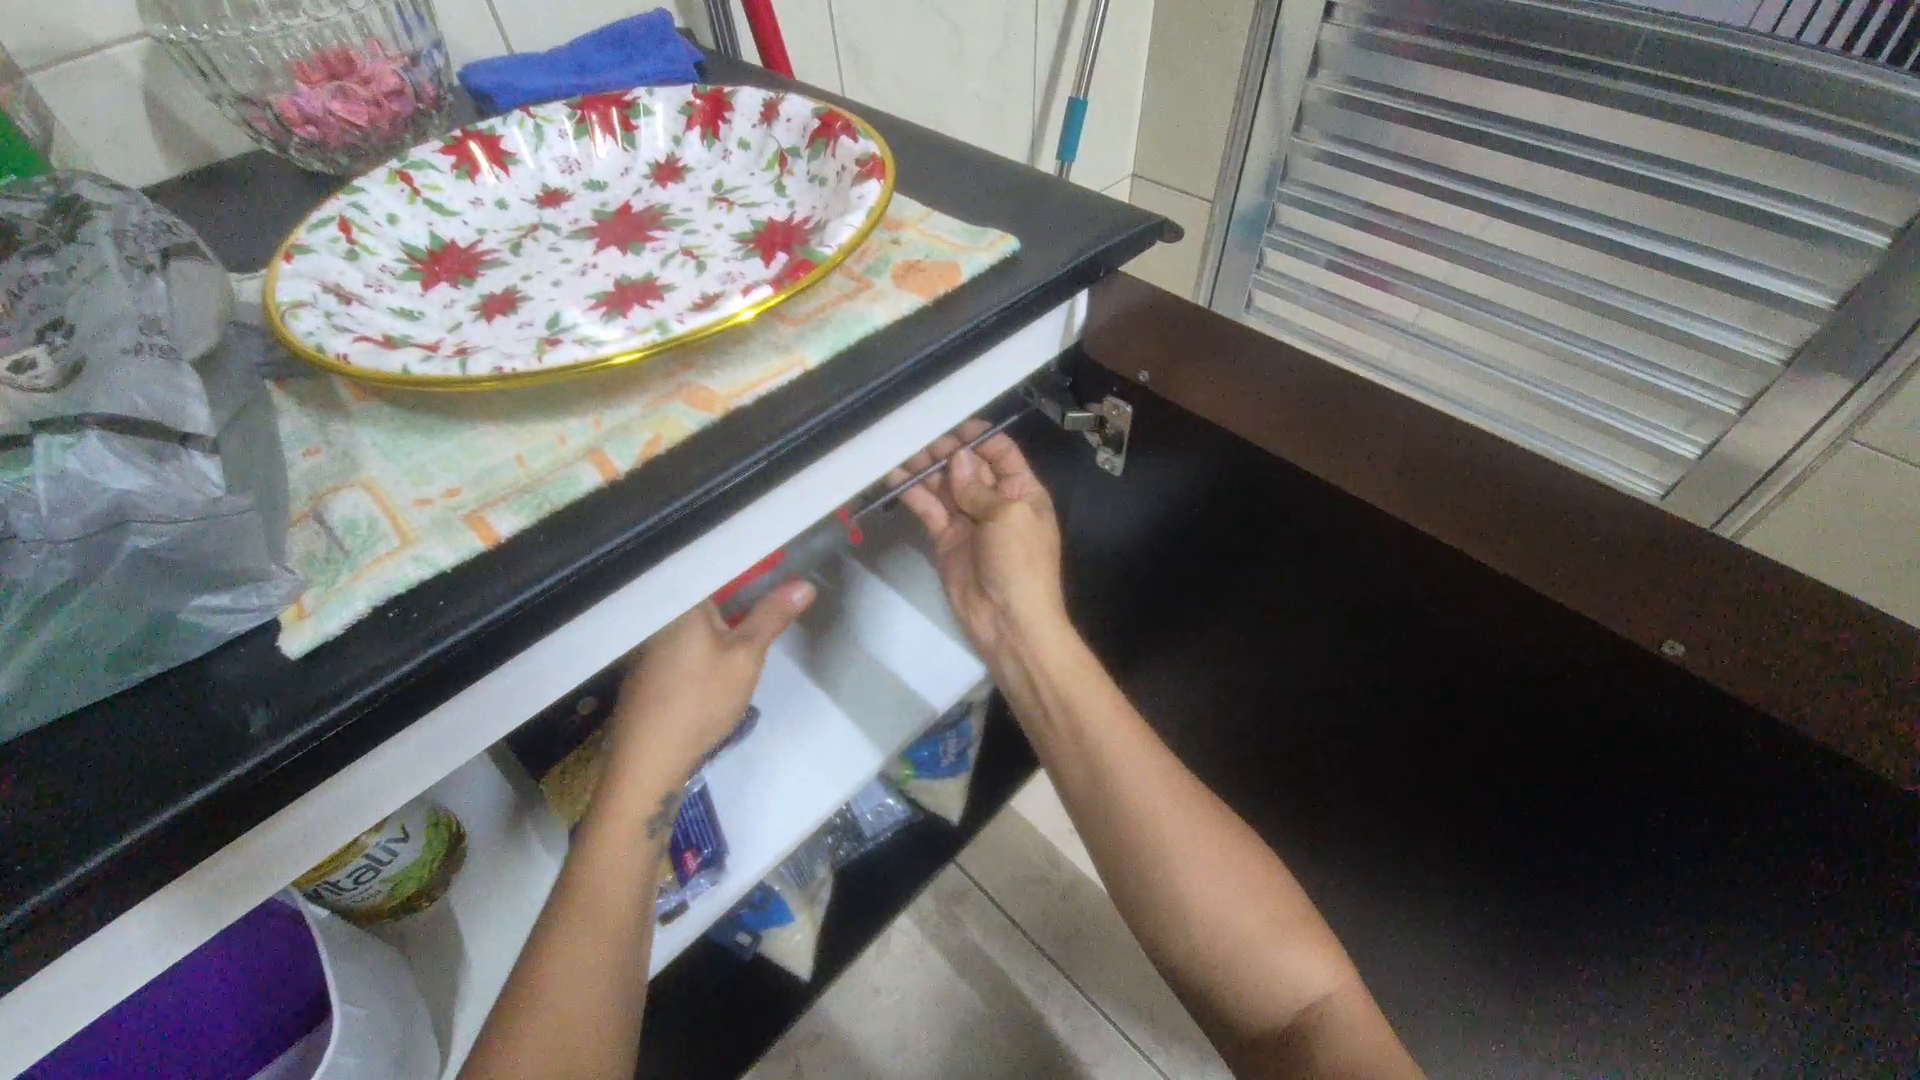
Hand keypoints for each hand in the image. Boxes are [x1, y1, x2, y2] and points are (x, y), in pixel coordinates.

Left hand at [608, 581, 815, 779]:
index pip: (721, 564)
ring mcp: (650, 639)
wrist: (648, 759)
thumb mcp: (747, 656)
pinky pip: (686, 634)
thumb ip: (772, 616)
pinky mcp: (651, 663)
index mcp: (681, 600)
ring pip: (698, 614)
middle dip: (744, 590)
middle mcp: (660, 611)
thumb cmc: (699, 700)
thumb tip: (803, 584)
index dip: (755, 563)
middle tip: (779, 594)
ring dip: (727, 614)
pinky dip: (709, 635)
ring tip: (760, 616)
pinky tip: (725, 651)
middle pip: (709, 588)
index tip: (784, 565)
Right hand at [889, 419, 1067, 659]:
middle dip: (946, 451)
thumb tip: (958, 456)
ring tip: (901, 451)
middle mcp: (996, 501)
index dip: (979, 438)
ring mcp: (969, 520)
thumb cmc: (1020, 562)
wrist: (1008, 621)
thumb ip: (979, 486)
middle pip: (969, 466)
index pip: (1001, 453)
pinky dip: (913, 494)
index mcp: (1022, 492)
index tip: (952, 425)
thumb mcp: (1008, 516)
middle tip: (920, 439)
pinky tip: (895, 478)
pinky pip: (929, 510)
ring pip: (945, 486)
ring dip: (925, 468)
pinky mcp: (946, 538)